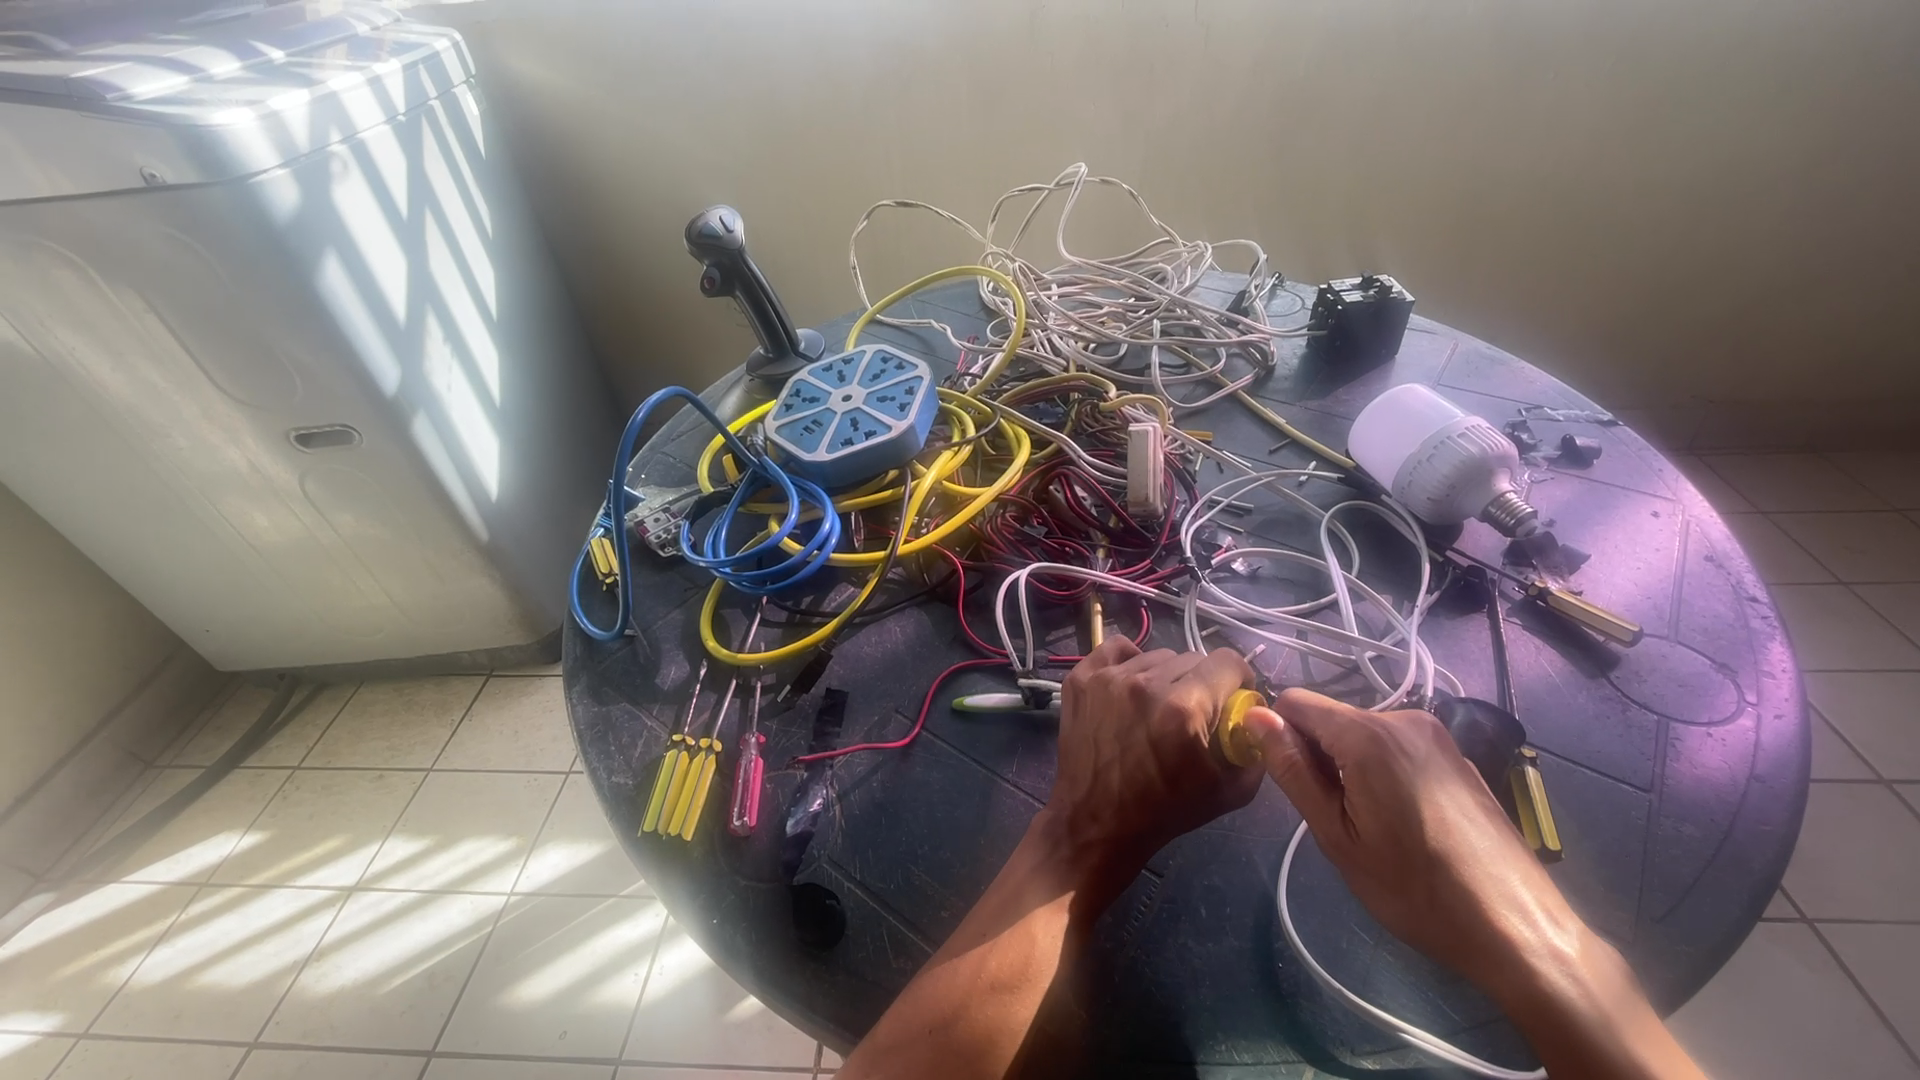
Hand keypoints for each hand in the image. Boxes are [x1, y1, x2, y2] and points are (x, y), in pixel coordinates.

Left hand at [1045, 638, 1263, 883]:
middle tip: (1197, 710)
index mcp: (1184, 708)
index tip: (1235, 697)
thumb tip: (1260, 722)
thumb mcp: (1229, 793)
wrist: (1097, 823)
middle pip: (1193, 659)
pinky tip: (1133, 684)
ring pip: (1157, 655)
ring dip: (1167, 676)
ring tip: (1160, 705)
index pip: (1228, 662)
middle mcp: (1145, 684)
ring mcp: (1108, 678)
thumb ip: (1255, 752)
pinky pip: (1116, 649)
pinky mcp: (1082, 679)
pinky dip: (1129, 661)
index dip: (1240, 679)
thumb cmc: (1163, 811)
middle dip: (1204, 683)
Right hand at [1243, 688, 1588, 995]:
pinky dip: (1384, 774)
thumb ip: (1292, 770)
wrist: (1518, 930)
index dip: (1279, 735)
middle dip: (1318, 756)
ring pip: (1363, 735)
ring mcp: (1438, 737)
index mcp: (1368, 734)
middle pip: (1331, 719)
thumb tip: (1255, 717)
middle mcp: (1405, 719)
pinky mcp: (1458, 757)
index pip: (1295, 702)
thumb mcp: (1336, 835)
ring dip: (1350, 768)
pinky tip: (1406, 824)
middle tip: (1335, 819)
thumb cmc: (1415, 889)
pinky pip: (1397, 749)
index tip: (1290, 783)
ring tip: (1372, 826)